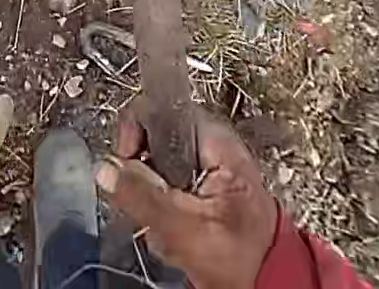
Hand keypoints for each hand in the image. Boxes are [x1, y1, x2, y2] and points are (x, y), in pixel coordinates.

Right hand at [96, 103, 278, 288]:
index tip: (126, 161)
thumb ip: (145, 197)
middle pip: (153, 140)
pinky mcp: (202, 187)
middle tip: (151, 209)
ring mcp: (205, 166)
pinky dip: (164, 214)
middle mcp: (207, 144)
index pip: (159, 108)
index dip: (135, 129)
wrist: (272, 282)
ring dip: (154, 202)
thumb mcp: (187, 228)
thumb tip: (106, 168)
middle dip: (144, 178)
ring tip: (171, 231)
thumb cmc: (242, 255)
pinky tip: (176, 236)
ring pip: (157, 169)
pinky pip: (167, 189)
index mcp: (211, 138)